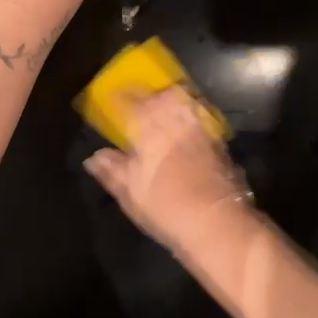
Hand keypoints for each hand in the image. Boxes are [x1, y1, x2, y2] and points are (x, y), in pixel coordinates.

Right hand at [84, 87, 253, 252]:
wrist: (218, 223)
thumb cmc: (166, 207)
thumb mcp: (130, 193)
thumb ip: (112, 171)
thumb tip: (94, 157)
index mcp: (151, 130)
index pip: (134, 101)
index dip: (123, 96)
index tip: (116, 95)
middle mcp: (179, 122)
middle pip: (168, 95)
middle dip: (156, 94)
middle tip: (147, 101)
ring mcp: (205, 132)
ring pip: (191, 104)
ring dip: (179, 102)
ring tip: (170, 112)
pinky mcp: (223, 146)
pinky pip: (206, 122)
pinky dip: (197, 121)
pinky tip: (192, 135)